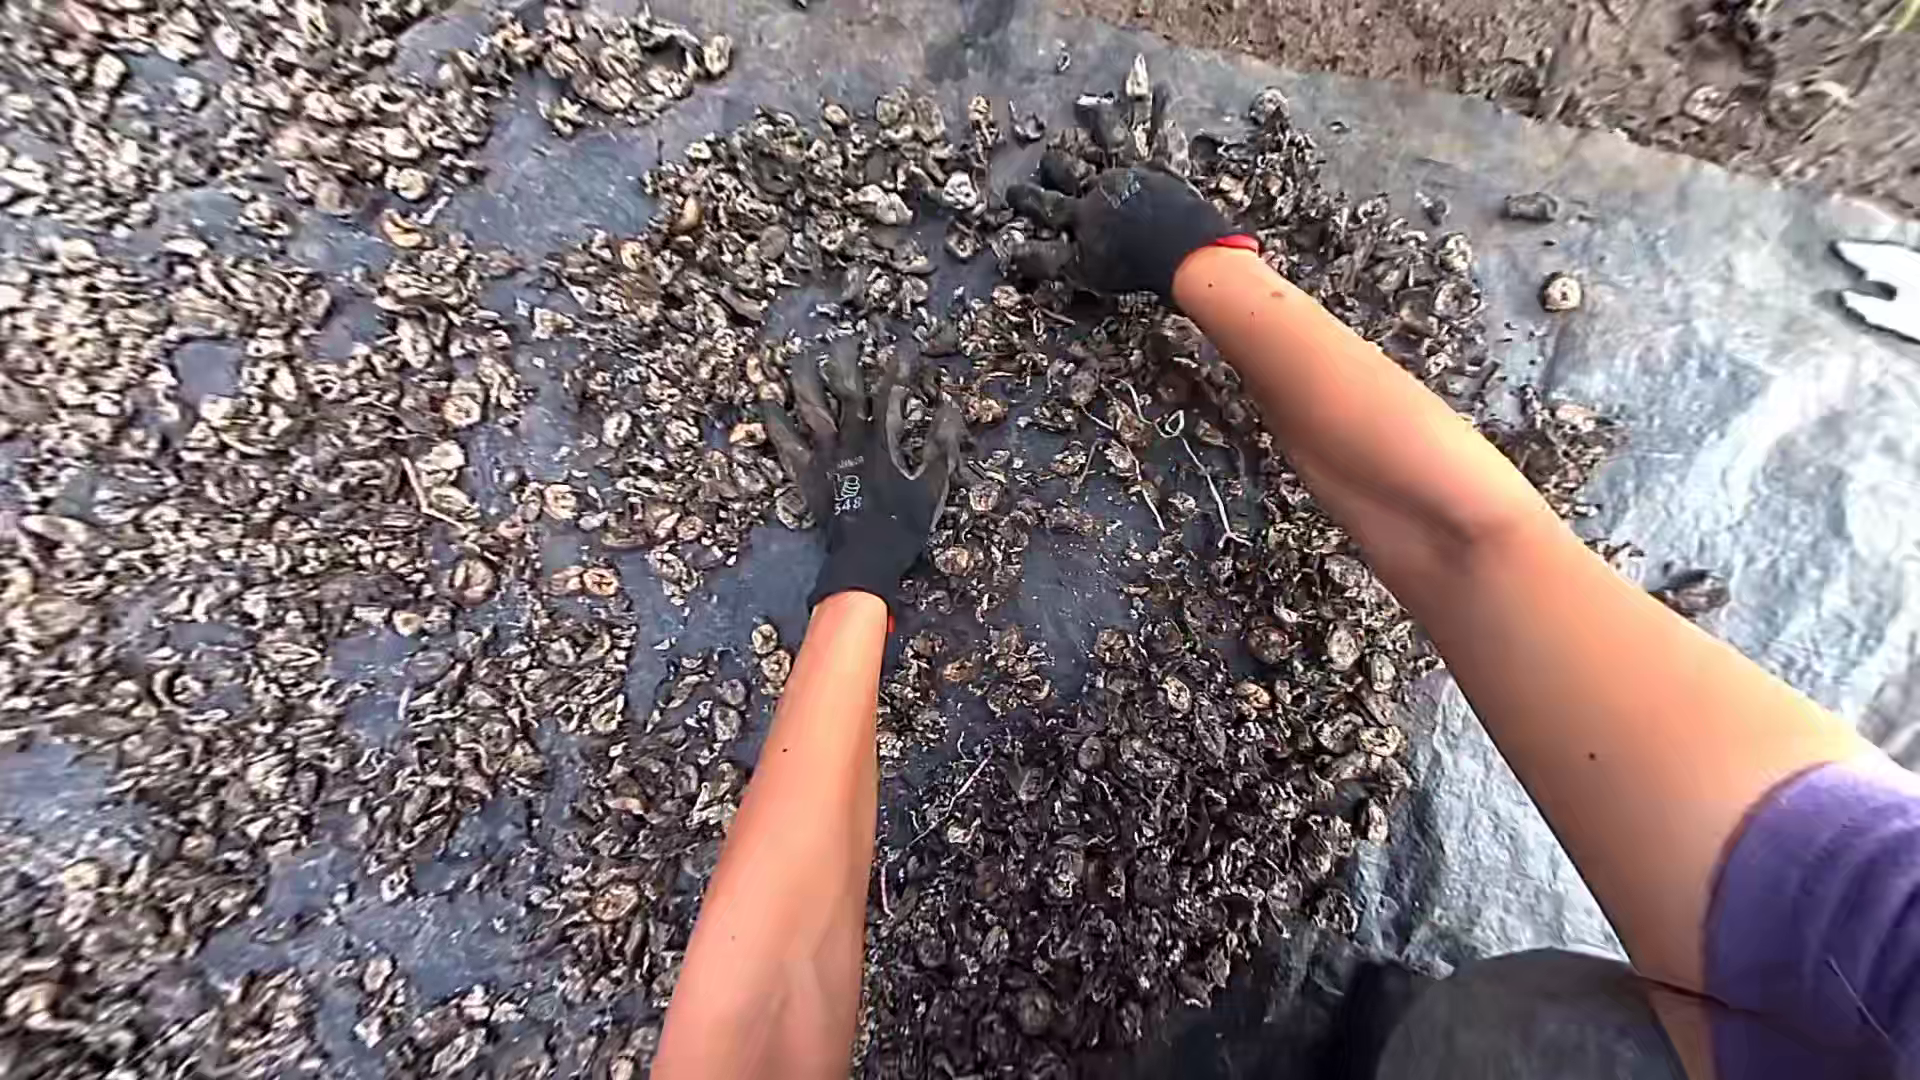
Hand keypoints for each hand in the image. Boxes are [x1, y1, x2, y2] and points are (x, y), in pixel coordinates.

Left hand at [763, 335, 962, 614]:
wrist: (865, 560)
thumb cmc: (902, 527)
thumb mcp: (932, 488)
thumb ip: (941, 447)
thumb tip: (949, 407)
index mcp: (883, 443)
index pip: (891, 395)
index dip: (897, 369)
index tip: (903, 348)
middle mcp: (851, 442)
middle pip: (846, 392)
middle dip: (846, 363)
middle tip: (844, 339)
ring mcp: (825, 457)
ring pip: (811, 409)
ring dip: (805, 381)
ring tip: (799, 356)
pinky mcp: (806, 474)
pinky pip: (786, 443)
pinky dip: (775, 422)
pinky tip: (766, 401)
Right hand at [1004, 87, 1242, 300]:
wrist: (1178, 247)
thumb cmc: (1129, 265)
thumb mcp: (1082, 270)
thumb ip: (1048, 260)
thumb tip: (1013, 254)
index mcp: (1082, 213)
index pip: (1047, 205)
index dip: (1028, 200)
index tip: (1010, 192)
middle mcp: (1102, 184)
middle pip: (1075, 168)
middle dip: (1059, 162)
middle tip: (1048, 152)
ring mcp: (1133, 171)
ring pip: (1111, 141)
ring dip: (1100, 123)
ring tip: (1089, 106)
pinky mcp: (1165, 167)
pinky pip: (1162, 133)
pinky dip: (1160, 110)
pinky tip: (1161, 88)